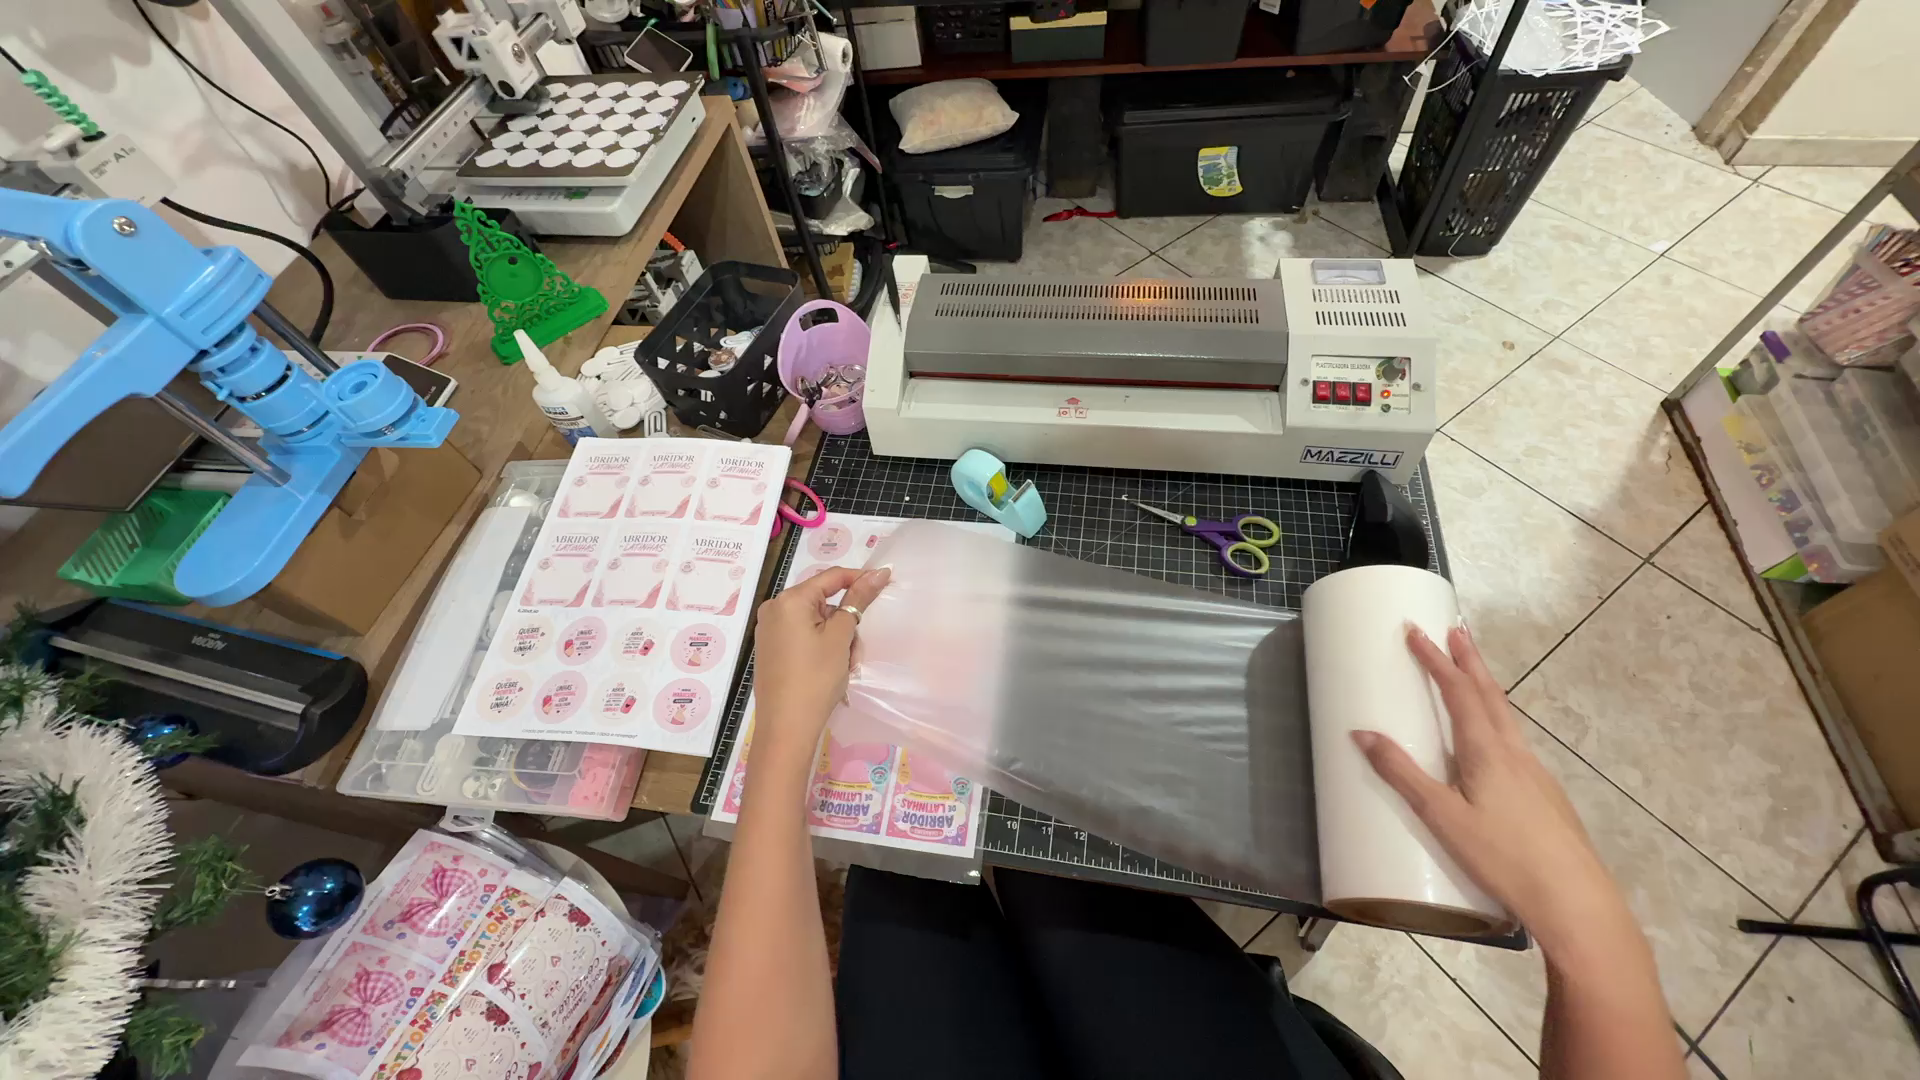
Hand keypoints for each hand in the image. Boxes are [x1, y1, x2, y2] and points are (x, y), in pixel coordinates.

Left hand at [750, 566, 891, 768]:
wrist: (786, 727)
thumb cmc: (816, 677)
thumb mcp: (841, 636)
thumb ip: (858, 600)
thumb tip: (879, 572)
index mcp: (789, 600)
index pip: (831, 577)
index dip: (860, 579)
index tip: (886, 584)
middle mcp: (774, 609)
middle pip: (823, 601)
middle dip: (846, 621)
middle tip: (855, 650)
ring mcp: (769, 631)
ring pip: (816, 621)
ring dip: (837, 638)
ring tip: (844, 666)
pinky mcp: (771, 650)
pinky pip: (803, 636)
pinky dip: (822, 647)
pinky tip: (830, 670)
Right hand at [1351, 625, 1629, 955]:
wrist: (1577, 904)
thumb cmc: (1503, 856)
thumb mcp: (1441, 815)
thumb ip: (1401, 773)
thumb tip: (1360, 732)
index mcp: (1488, 750)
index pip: (1458, 691)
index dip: (1436, 660)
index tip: (1416, 631)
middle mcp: (1515, 752)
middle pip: (1490, 695)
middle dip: (1470, 661)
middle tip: (1456, 631)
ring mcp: (1535, 774)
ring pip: (1505, 717)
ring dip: (1484, 687)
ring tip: (1470, 673)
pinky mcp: (1544, 796)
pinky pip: (1513, 740)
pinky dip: (1495, 718)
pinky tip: (1491, 739)